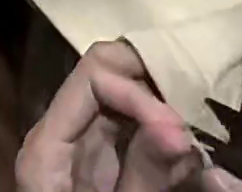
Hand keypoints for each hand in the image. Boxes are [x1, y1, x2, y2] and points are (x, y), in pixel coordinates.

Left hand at [16, 40, 218, 191]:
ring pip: (120, 83)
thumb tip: (181, 128)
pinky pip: (131, 114)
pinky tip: (187, 136)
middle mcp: (59, 128)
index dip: (136, 89)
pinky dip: (160, 116)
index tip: (177, 123)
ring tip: (195, 115)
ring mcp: (80, 137)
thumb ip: (145, 174)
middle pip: (104, 67)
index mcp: (47, 145)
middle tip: (191, 99)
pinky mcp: (101, 151)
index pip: (93, 76)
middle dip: (150, 77)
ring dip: (159, 93)